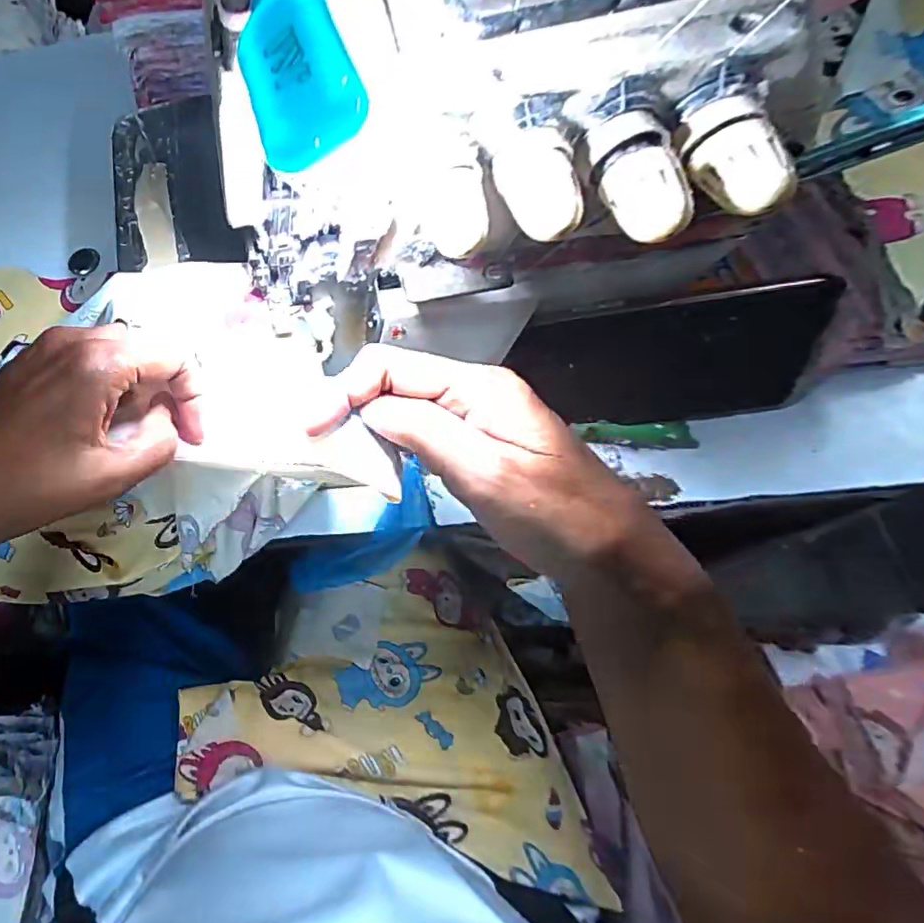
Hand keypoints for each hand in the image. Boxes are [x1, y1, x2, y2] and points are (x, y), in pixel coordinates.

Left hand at [0, 323, 202, 581]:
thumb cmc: (32, 487)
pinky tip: (83, 426)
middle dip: (160, 391)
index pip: (172, 356)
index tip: (191, 439)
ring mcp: (42, 348)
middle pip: (140, 349)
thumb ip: (158, 442)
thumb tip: (164, 421)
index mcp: (98, 359)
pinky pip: (78, 362)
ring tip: (119, 435)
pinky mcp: (23, 363)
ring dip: (128, 389)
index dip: (192, 398)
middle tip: (154, 436)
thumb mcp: (110, 474)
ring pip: (109, 355)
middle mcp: (72, 339)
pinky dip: (97, 386)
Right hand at [310, 344, 664, 580]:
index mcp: (476, 386)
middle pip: (388, 380)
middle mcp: (469, 390)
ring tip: (337, 453)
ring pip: (395, 403)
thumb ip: (422, 429)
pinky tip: (372, 462)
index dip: (343, 392)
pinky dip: (382, 441)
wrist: (609, 555)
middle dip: (345, 405)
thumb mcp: (484, 471)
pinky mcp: (466, 440)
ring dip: (360, 424)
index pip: (389, 367)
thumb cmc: (554, 515)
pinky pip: (411, 427)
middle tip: (317, 443)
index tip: (314, 430)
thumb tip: (364, 408)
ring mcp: (468, 414)